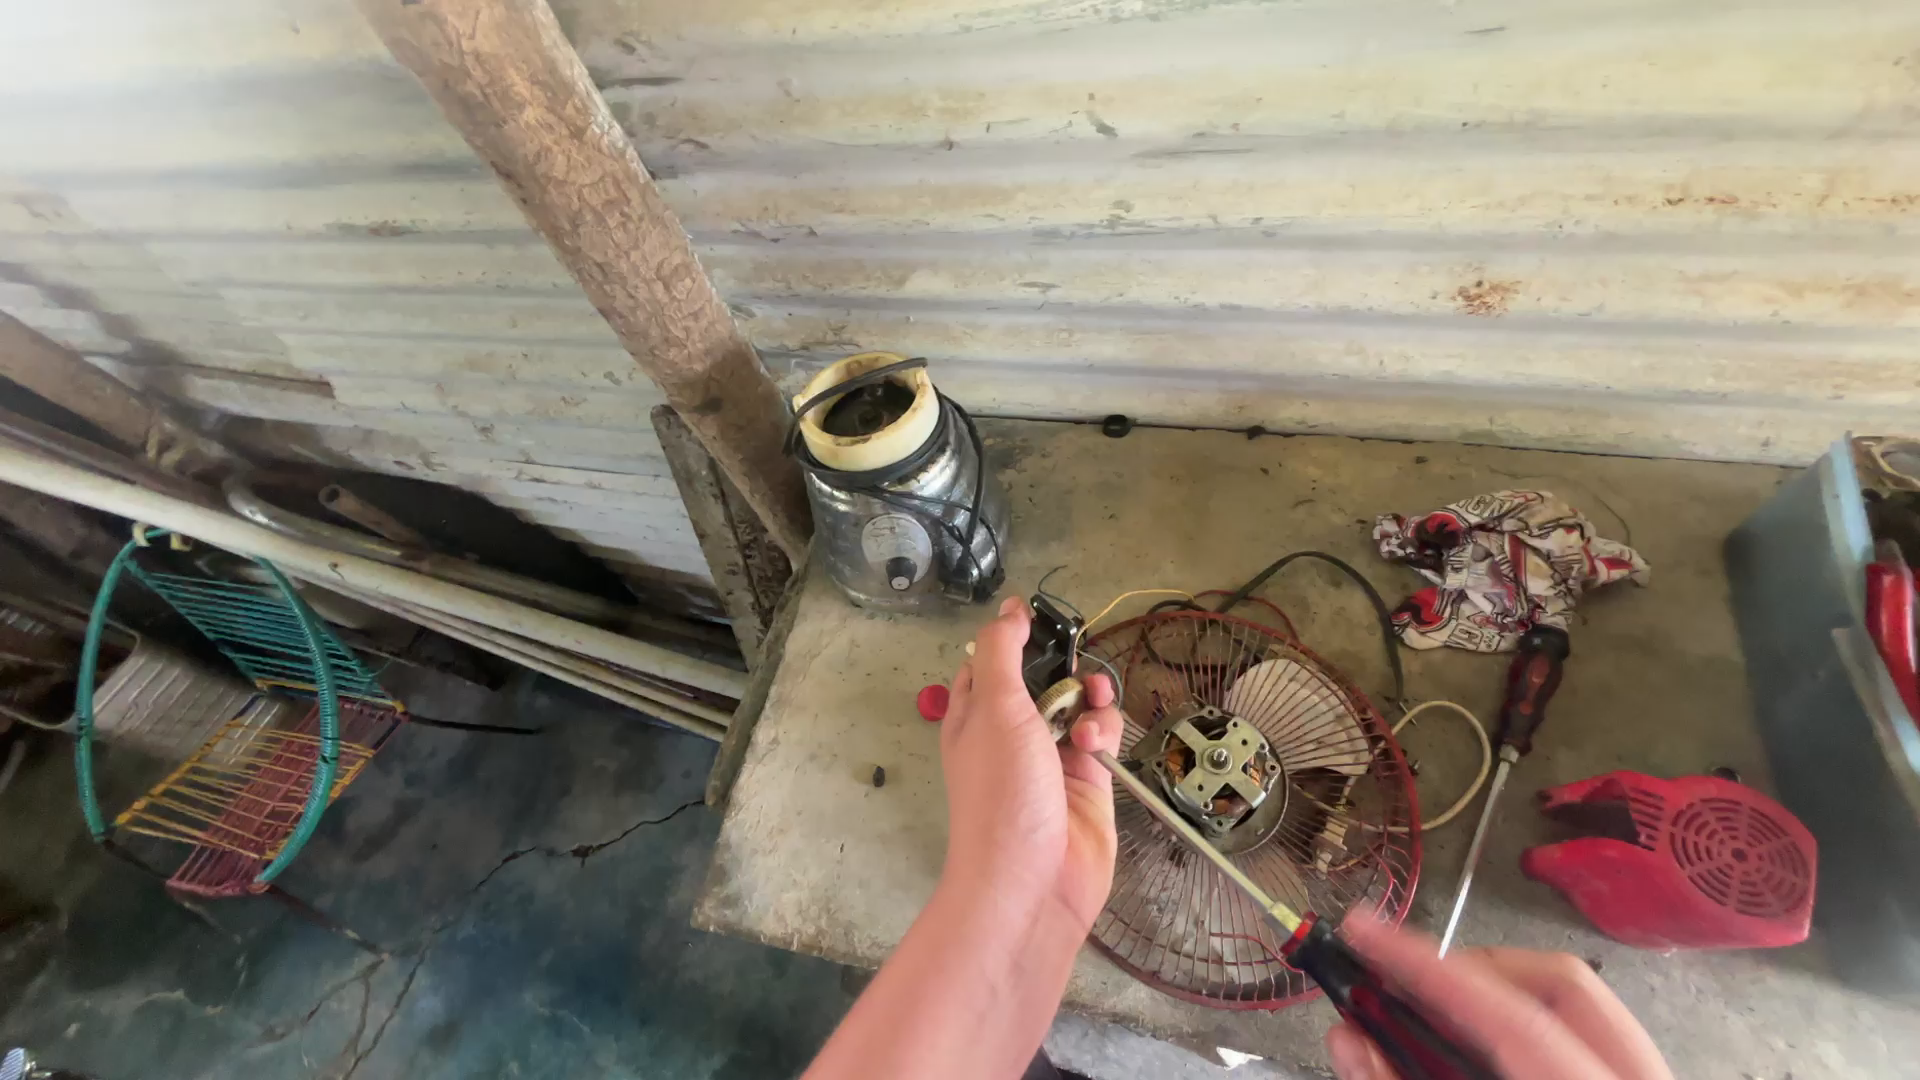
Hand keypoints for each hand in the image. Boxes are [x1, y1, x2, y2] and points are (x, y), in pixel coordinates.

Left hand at [940, 595, 1125, 930]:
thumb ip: (1003, 651)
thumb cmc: (1002, 788)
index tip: (1042, 622)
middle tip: (1076, 669)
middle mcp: (1011, 731)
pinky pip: (1100, 737)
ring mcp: (1050, 756)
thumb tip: (1010, 607)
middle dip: (1064, 668)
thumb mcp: (993, 707)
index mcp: (976, 713)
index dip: (1015, 639)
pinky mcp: (1087, 780)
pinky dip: (1102, 732)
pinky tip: (1094, 746)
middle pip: (1043, 678)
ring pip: (1078, 704)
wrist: (1033, 882)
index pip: (993, 661)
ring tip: (1090, 708)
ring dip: (1089, 698)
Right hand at [1326, 918, 1673, 1079]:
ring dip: (1490, 992)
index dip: (1426, 965)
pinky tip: (1473, 1049)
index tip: (1359, 929)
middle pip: (1562, 981)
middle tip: (1406, 980)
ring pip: (1574, 998)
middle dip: (1470, 967)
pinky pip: (1582, 1031)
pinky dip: (1516, 1023)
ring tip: (1432, 1016)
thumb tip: (1346, 1037)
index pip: (1513, 1016)